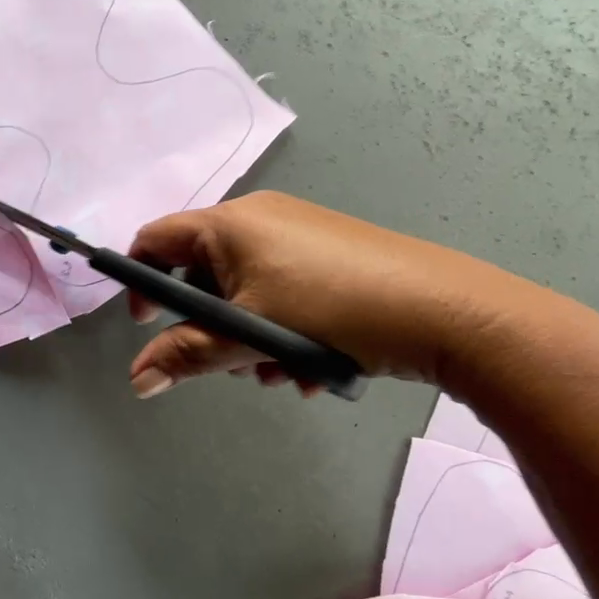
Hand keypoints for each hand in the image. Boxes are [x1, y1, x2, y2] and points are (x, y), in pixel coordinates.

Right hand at [124, 191, 544, 397]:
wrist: (461, 315)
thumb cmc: (336, 312)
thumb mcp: (251, 337)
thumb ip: (186, 357)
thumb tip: (137, 381)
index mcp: (226, 223)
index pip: (153, 240)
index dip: (139, 282)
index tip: (149, 325)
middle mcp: (257, 216)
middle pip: (202, 271)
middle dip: (210, 324)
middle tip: (231, 362)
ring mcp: (300, 232)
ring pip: (246, 286)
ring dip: (251, 334)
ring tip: (284, 373)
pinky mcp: (336, 252)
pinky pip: (284, 286)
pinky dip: (285, 324)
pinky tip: (316, 364)